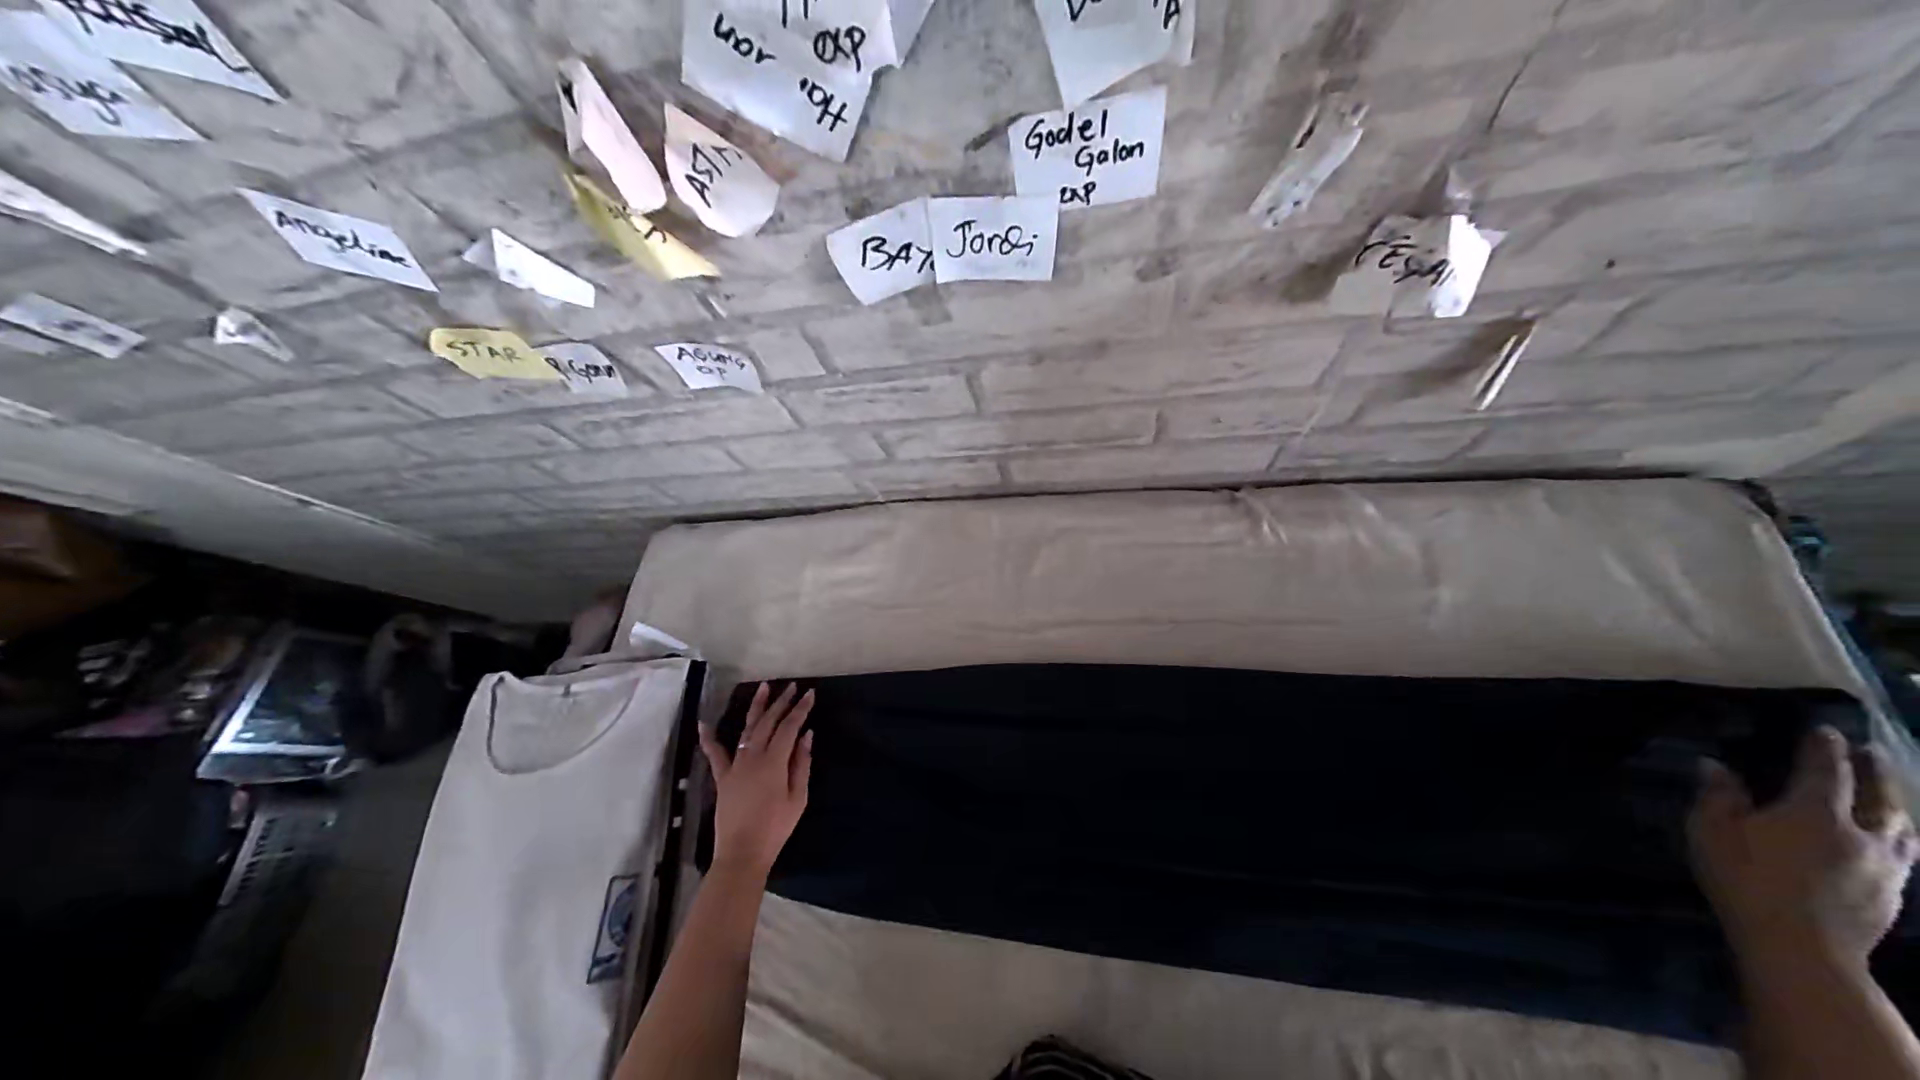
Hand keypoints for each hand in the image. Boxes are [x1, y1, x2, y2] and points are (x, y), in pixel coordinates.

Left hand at [698, 683, 813, 878]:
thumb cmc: (776, 827)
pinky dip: (709, 738)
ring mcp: (735, 765)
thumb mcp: (798, 797)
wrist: (742, 852)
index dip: (800, 709)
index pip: (789, 727)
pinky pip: (715, 754)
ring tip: (763, 688)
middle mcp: (753, 757)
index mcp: (774, 762)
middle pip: (768, 722)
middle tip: (791, 687)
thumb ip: (802, 764)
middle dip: (780, 702)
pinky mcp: (723, 777)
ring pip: (746, 730)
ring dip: (755, 708)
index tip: (809, 693)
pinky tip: (704, 723)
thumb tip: (806, 735)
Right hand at [1689, 726, 1918, 967]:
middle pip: (1879, 796)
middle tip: (1869, 751)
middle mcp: (1861, 833)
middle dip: (1874, 770)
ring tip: (1889, 795)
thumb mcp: (1712, 832)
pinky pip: (1901, 854)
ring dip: (1895, 805)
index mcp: (1815, 812)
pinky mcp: (1891, 893)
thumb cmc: (1746, 879)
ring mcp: (1884, 867)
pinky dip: (1896, 837)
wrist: (1801, 947)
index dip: (1824, 747)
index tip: (1825, 729)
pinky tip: (1886, 843)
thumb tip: (1716, 765)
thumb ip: (1718, 796)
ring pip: (1901, 827)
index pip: (1826, 770)